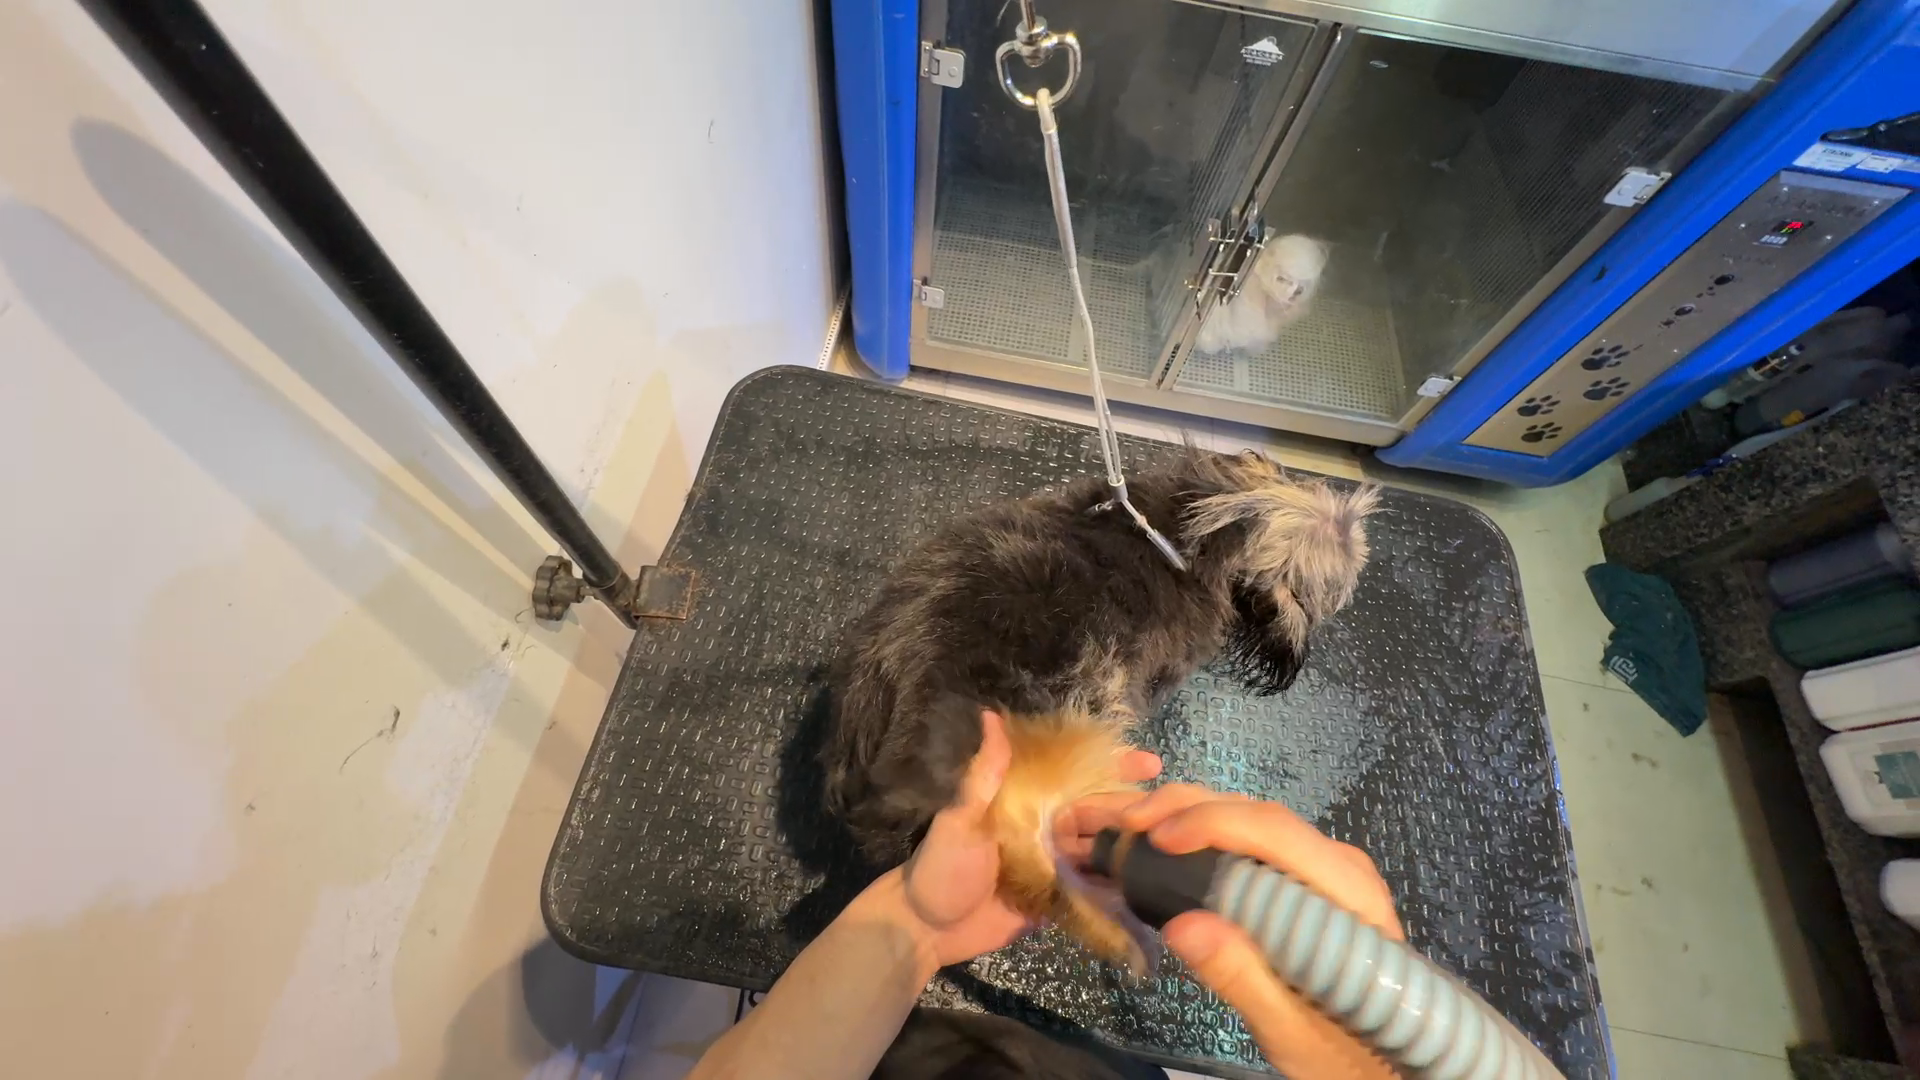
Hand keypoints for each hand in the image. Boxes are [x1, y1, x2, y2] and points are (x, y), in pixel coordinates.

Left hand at [878, 710, 1163, 971]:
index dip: (1110, 765)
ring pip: (1102, 850)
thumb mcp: (960, 818)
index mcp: (1026, 801)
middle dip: (1134, 808)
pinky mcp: (1056, 901)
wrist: (925, 929)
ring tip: (1175, 849)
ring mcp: (1054, 865)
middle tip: (1175, 812)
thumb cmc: (940, 867)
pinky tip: (1150, 890)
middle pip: (1098, 812)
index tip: (1149, 760)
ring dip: (1132, 848)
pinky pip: (1093, 891)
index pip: (1075, 777)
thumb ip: (983, 775)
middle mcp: (1046, 826)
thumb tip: (990, 716)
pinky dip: (1118, 889)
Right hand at [1058, 785, 1400, 1079]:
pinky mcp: (1294, 871)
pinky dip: (1193, 828)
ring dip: (1181, 811)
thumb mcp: (1297, 1035)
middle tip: (1123, 822)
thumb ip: (1246, 980)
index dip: (1211, 823)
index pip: (1275, 831)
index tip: (1156, 837)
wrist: (1385, 1061)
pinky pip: (1240, 833)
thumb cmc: (1347, 1053)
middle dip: (1183, 807)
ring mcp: (1315, 860)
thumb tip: (1182, 926)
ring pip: (1241, 812)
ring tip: (1129, 823)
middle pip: (1252, 811)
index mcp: (1347, 891)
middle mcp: (1333, 860)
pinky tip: (1158, 837)